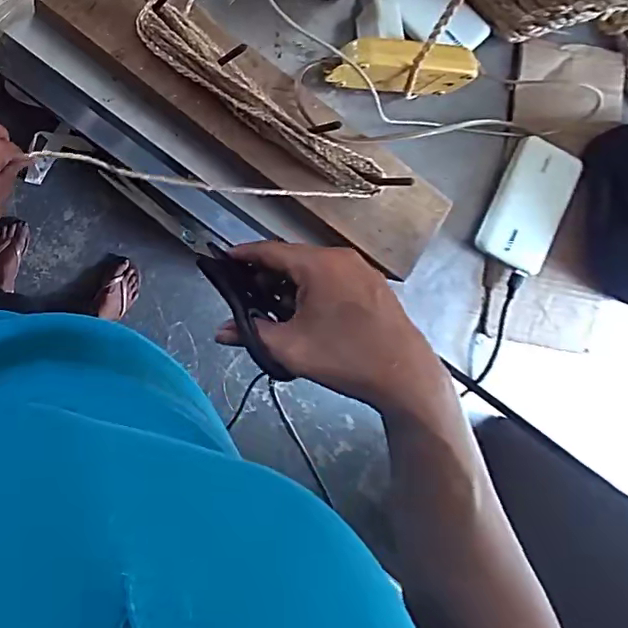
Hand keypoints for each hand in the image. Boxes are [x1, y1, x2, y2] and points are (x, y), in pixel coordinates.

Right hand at [216, 242, 462, 433]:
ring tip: (276, 310)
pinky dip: (312, 288)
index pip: (269, 249)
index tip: (224, 259)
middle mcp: (340, 258)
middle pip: (291, 257)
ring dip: (290, 284)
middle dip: (266, 275)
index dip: (243, 254)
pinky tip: (306, 313)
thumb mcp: (290, 348)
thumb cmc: (346, 358)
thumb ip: (250, 334)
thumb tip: (221, 332)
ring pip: (312, 268)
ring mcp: (360, 269)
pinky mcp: (373, 284)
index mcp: (318, 264)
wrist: (406, 378)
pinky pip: (331, 276)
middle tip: (248, 295)